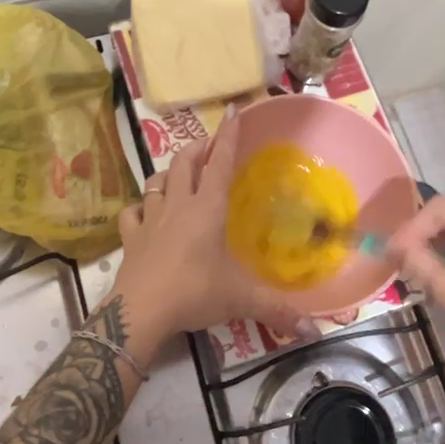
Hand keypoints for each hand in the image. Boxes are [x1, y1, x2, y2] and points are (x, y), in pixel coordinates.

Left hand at [112, 114, 302, 342]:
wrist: (140, 311)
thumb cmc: (194, 292)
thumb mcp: (241, 300)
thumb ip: (277, 311)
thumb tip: (314, 331)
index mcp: (208, 209)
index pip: (221, 163)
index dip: (229, 136)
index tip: (233, 112)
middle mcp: (178, 205)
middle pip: (185, 162)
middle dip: (197, 148)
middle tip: (208, 144)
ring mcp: (150, 219)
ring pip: (157, 182)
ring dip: (169, 173)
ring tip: (178, 174)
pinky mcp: (130, 237)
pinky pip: (132, 213)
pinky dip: (139, 208)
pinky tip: (143, 213)